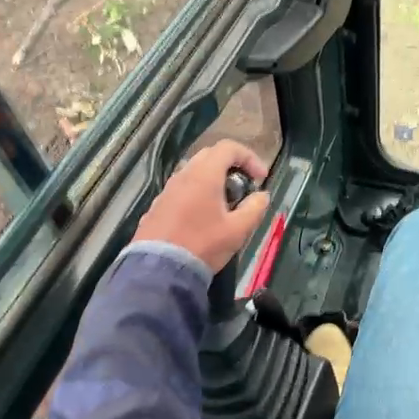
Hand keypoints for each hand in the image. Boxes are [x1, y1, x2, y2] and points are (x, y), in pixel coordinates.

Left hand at [133, 140, 271, 273]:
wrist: (158, 270)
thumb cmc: (203, 245)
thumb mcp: (238, 230)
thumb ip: (255, 208)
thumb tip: (261, 196)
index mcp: (204, 175)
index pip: (228, 147)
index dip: (249, 157)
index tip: (261, 177)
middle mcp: (183, 176)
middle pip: (210, 156)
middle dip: (231, 165)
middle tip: (244, 186)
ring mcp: (167, 191)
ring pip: (193, 172)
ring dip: (213, 179)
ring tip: (224, 203)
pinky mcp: (157, 206)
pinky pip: (181, 190)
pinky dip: (197, 193)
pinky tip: (202, 218)